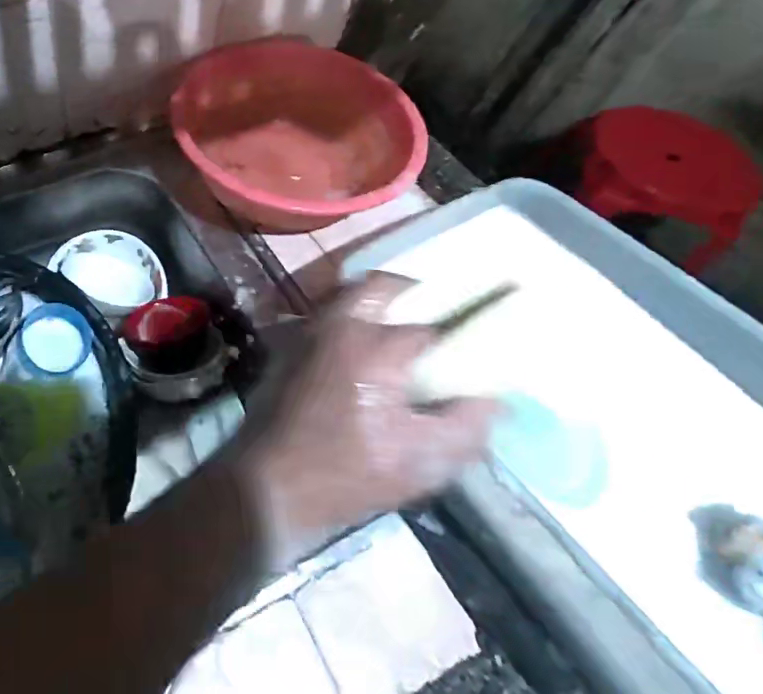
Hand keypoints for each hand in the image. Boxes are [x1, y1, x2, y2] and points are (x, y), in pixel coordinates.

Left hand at [224, 272, 497, 565]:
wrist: (272, 477)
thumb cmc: (350, 471)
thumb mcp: (425, 461)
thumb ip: (466, 424)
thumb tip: (490, 397)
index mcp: (376, 348)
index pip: (430, 326)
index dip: (457, 334)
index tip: (474, 340)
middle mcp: (336, 327)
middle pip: (376, 286)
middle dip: (409, 290)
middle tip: (432, 309)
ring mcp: (305, 333)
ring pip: (343, 297)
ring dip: (372, 302)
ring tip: (399, 326)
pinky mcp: (285, 347)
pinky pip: (321, 318)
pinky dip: (345, 320)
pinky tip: (361, 348)